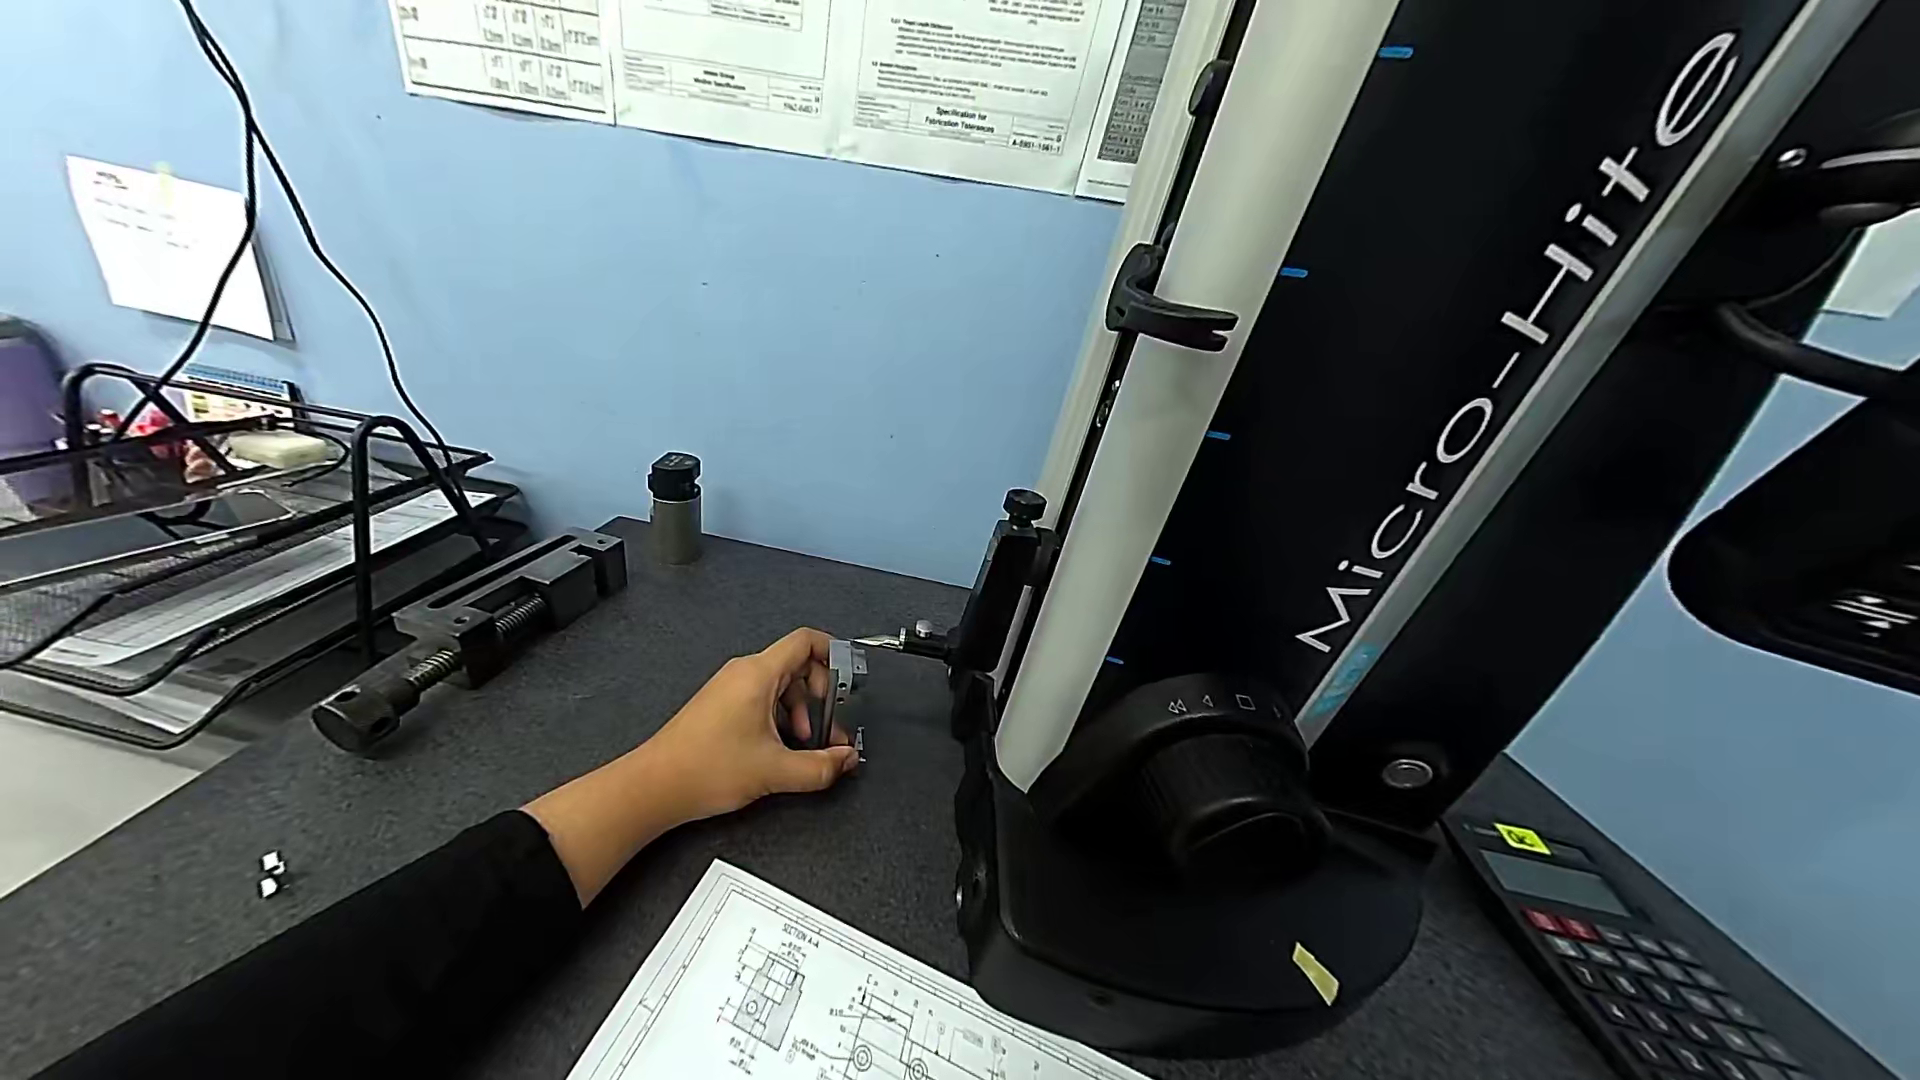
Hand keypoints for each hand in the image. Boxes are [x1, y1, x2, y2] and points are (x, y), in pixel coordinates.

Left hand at [644, 628, 859, 821]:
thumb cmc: (703, 769)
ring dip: (801, 710)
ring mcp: (731, 687)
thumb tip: (846, 759)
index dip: (833, 652)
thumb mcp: (774, 770)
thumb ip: (821, 766)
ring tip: (803, 742)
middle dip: (820, 695)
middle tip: (828, 724)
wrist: (652, 788)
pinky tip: (780, 746)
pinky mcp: (723, 704)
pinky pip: (763, 697)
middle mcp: (744, 673)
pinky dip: (781, 716)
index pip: (805, 640)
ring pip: (782, 684)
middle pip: (798, 665)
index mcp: (758, 674)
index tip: (848, 676)